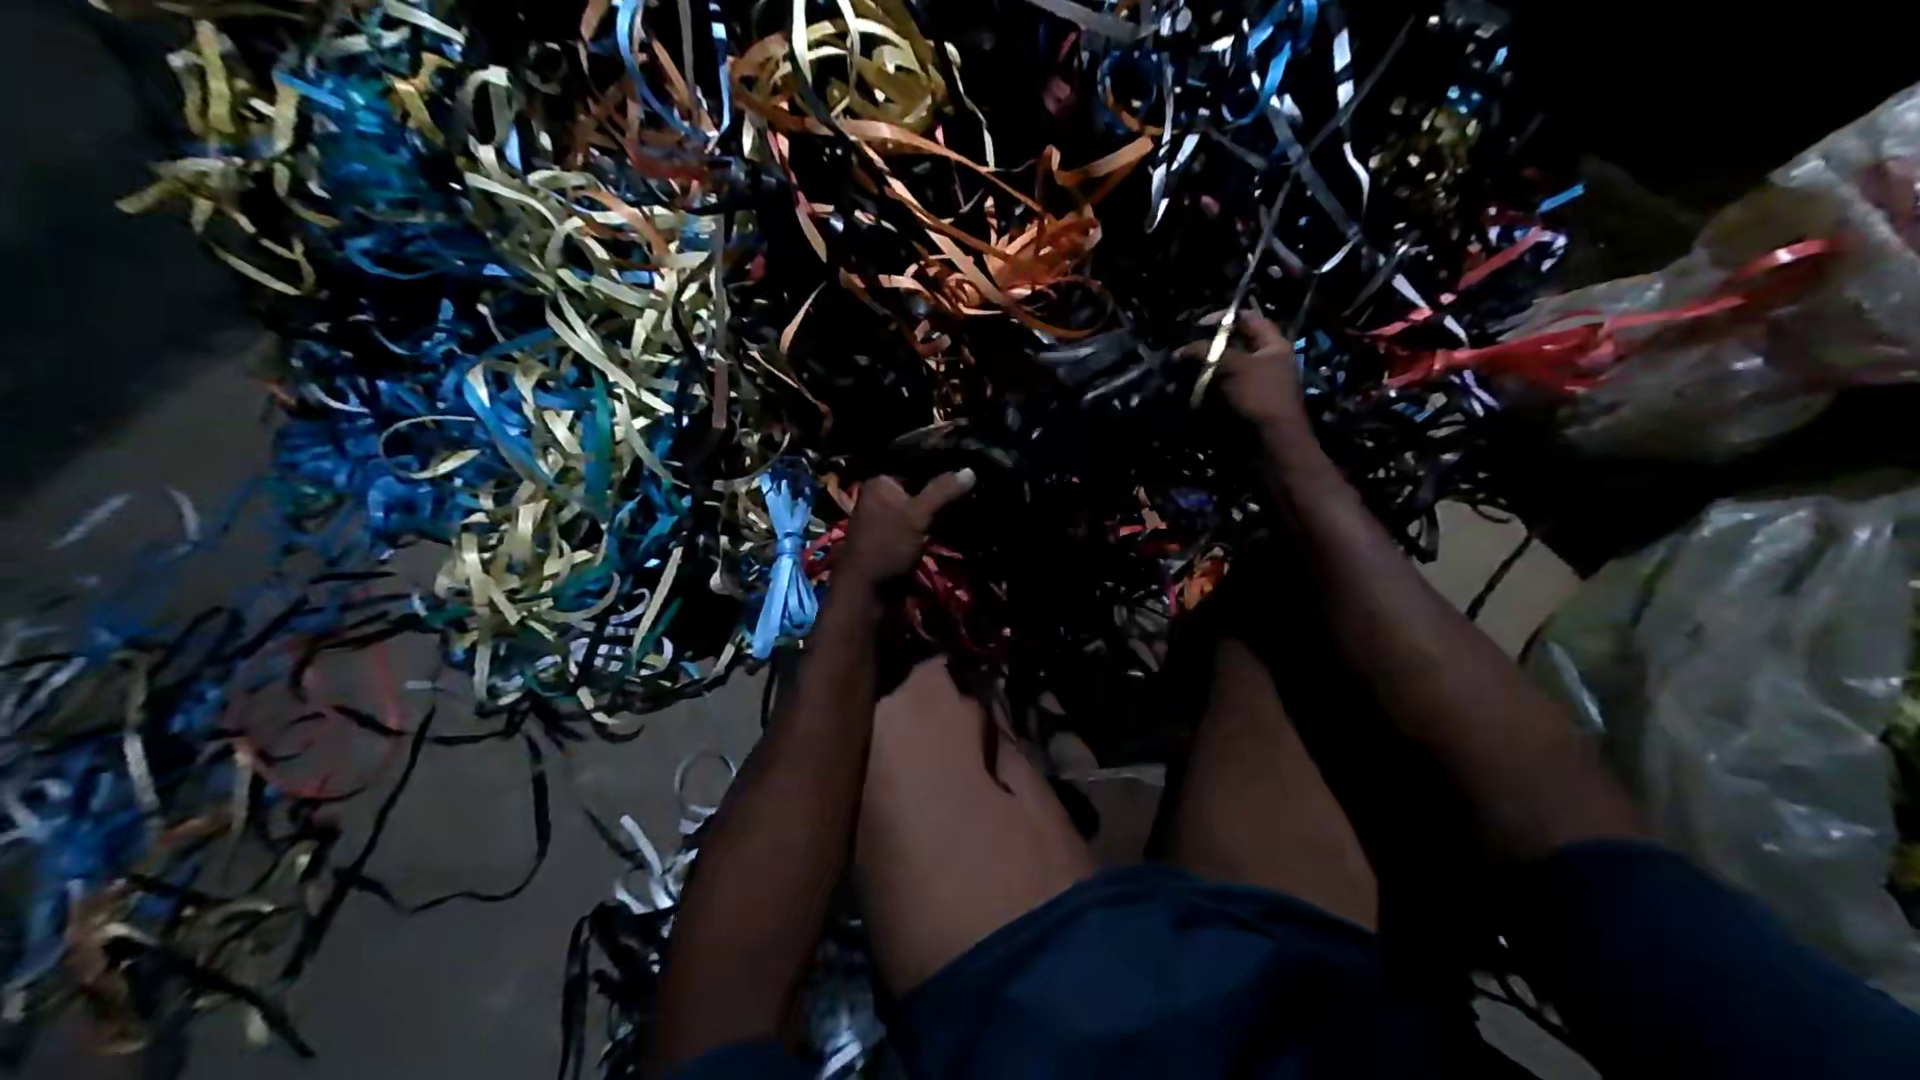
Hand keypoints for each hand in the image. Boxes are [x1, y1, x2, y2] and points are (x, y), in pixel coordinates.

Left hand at [836, 470, 974, 588]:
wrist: (867, 591)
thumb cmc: (887, 547)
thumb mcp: (917, 516)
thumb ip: (942, 491)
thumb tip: (970, 470)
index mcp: (879, 483)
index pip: (916, 467)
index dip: (941, 471)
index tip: (967, 476)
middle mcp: (879, 497)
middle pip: (919, 489)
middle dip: (942, 495)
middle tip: (971, 494)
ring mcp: (885, 520)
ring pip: (920, 509)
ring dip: (939, 512)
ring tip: (967, 508)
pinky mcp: (893, 539)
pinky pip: (918, 526)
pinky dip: (932, 527)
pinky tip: (952, 526)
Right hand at [1179, 310, 1304, 430]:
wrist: (1273, 439)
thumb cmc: (1260, 395)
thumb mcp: (1235, 366)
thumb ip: (1209, 352)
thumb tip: (1180, 351)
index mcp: (1273, 345)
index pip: (1248, 319)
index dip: (1224, 317)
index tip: (1198, 325)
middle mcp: (1266, 360)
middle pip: (1235, 344)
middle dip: (1210, 345)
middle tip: (1187, 348)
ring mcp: (1256, 383)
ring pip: (1226, 367)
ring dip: (1206, 367)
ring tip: (1184, 368)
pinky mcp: (1246, 402)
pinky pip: (1224, 388)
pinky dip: (1208, 386)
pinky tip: (1192, 388)